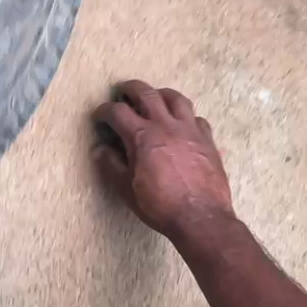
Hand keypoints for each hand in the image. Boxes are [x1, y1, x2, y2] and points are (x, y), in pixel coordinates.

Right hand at [93, 81, 235, 241]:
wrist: (201, 218)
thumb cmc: (159, 205)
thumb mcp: (126, 189)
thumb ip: (110, 165)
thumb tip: (99, 148)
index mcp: (142, 136)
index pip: (117, 112)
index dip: (104, 110)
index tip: (99, 116)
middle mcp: (166, 125)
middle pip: (146, 94)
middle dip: (131, 88)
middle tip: (123, 90)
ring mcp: (190, 130)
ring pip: (176, 98)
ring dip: (161, 94)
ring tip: (154, 97)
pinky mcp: (207, 140)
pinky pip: (197, 118)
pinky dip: (185, 116)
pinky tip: (182, 124)